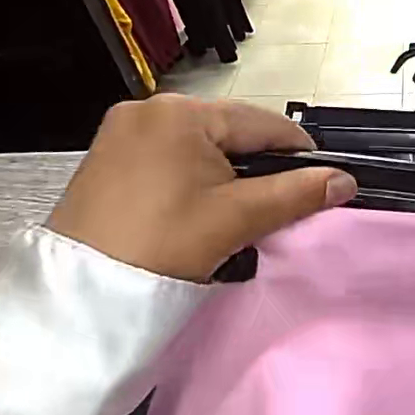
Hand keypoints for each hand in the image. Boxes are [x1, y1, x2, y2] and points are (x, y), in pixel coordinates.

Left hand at [49, 95, 356, 280]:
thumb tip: (344, 181)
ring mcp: (124, 132)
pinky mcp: (110, 158)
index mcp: (181, 111)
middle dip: (261, 167)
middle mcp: (149, 110)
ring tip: (241, 212)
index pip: (265, 123)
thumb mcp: (238, 217)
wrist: (70, 304)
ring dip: (231, 174)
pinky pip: (175, 157)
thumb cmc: (156, 248)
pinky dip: (198, 179)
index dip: (300, 154)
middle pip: (234, 133)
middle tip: (277, 205)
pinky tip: (203, 210)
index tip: (320, 183)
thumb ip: (298, 193)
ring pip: (206, 146)